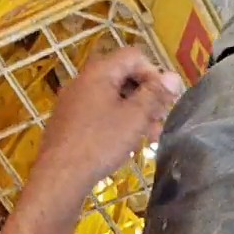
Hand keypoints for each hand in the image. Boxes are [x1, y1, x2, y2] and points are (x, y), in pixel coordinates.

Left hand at [33, 47, 181, 197]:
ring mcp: (73, 101)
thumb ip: (155, 94)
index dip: (154, 74)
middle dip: (147, 96)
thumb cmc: (100, 142)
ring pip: (113, 97)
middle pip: (124, 76)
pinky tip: (126, 143)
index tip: (165, 99)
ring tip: (148, 137)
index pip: (134, 57)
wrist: (59, 176)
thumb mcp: (135, 117)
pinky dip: (117, 121)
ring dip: (135, 112)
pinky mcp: (68, 121)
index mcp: (99, 72)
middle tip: (160, 120)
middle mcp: (83, 81)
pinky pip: (99, 112)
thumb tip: (173, 76)